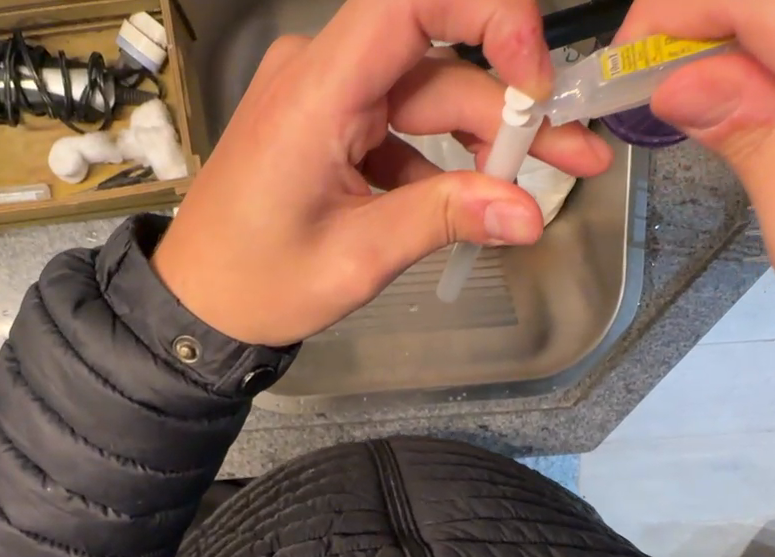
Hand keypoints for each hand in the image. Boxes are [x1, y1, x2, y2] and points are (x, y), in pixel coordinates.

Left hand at [152, 0, 613, 345]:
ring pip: (425, 100)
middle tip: (576, 156)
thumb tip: (528, 213)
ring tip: (541, 184)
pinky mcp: (328, 129)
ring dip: (483, 142)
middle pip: (436, 65)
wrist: (198, 307)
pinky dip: (437, 164)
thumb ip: (443, 221)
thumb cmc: (258, 285)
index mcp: (317, 91)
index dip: (490, 16)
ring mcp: (325, 101)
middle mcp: (322, 75)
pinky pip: (398, 129)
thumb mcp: (356, 258)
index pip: (411, 1)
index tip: (535, 78)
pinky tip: (472, 203)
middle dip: (510, 111)